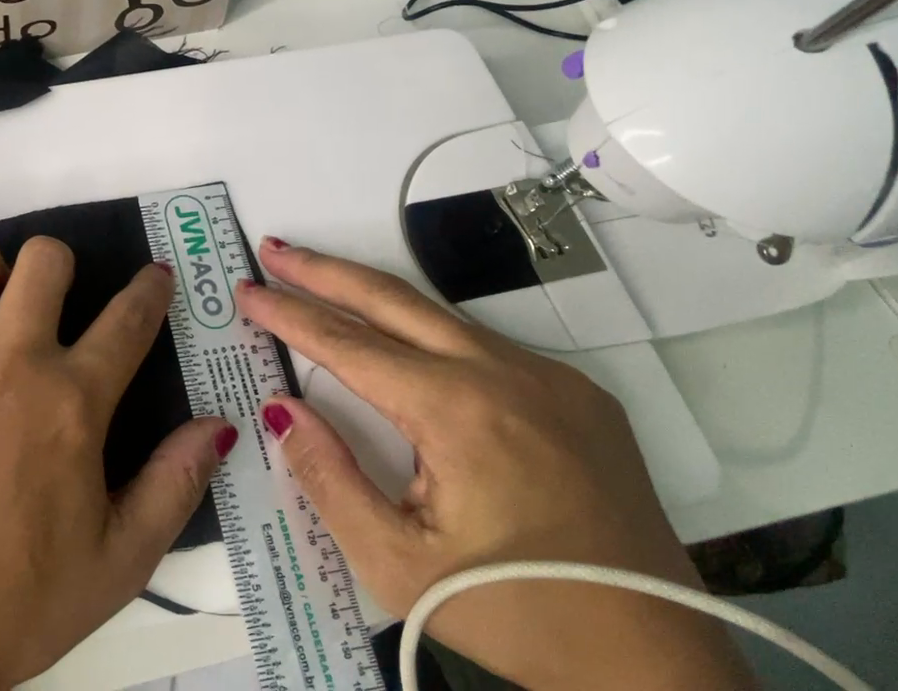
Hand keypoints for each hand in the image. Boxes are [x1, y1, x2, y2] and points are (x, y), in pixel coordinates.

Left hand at [0, 195, 235, 690]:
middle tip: (53, 301)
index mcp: (73, 399)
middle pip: (46, 260)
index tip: (153, 279)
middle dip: (60, 271)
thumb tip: (221, 422)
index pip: (129, 318)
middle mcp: (8, 353)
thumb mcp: (120, 561)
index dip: (149, 292)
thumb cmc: (14, 602)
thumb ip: (175, 485)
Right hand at [241, 240, 754, 690]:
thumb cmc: (514, 613)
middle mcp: (508, 374)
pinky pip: (484, 347)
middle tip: (273, 249)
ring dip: (373, 297)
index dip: (290, 314)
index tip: (246, 290)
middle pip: (393, 300)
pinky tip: (399, 345)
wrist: (651, 660)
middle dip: (324, 270)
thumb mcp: (396, 562)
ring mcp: (552, 379)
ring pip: (440, 318)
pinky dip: (426, 334)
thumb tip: (280, 409)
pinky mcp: (578, 396)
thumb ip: (328, 476)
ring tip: (320, 281)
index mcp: (459, 411)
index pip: (350, 344)